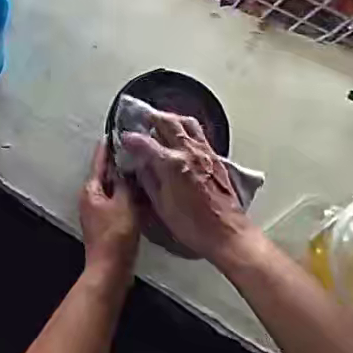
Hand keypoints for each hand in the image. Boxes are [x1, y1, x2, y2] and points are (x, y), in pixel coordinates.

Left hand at [78, 143, 137, 279]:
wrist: (110, 270)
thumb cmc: (116, 235)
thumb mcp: (124, 204)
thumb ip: (126, 183)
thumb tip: (126, 166)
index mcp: (91, 189)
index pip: (99, 161)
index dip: (108, 147)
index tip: (116, 131)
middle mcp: (91, 197)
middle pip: (107, 175)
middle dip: (120, 163)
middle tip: (137, 148)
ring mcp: (98, 211)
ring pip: (114, 189)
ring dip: (126, 180)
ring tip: (143, 167)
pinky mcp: (108, 223)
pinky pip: (119, 203)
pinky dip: (129, 196)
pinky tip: (143, 194)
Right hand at [118, 111, 259, 265]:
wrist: (227, 234)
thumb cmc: (195, 226)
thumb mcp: (161, 205)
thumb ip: (148, 179)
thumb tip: (140, 166)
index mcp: (172, 164)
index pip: (145, 142)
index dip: (131, 139)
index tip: (124, 139)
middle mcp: (189, 153)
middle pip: (168, 123)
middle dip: (152, 118)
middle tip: (141, 119)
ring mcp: (204, 154)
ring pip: (187, 123)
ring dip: (171, 119)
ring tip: (161, 121)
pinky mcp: (216, 159)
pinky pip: (199, 134)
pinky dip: (186, 129)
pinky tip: (181, 135)